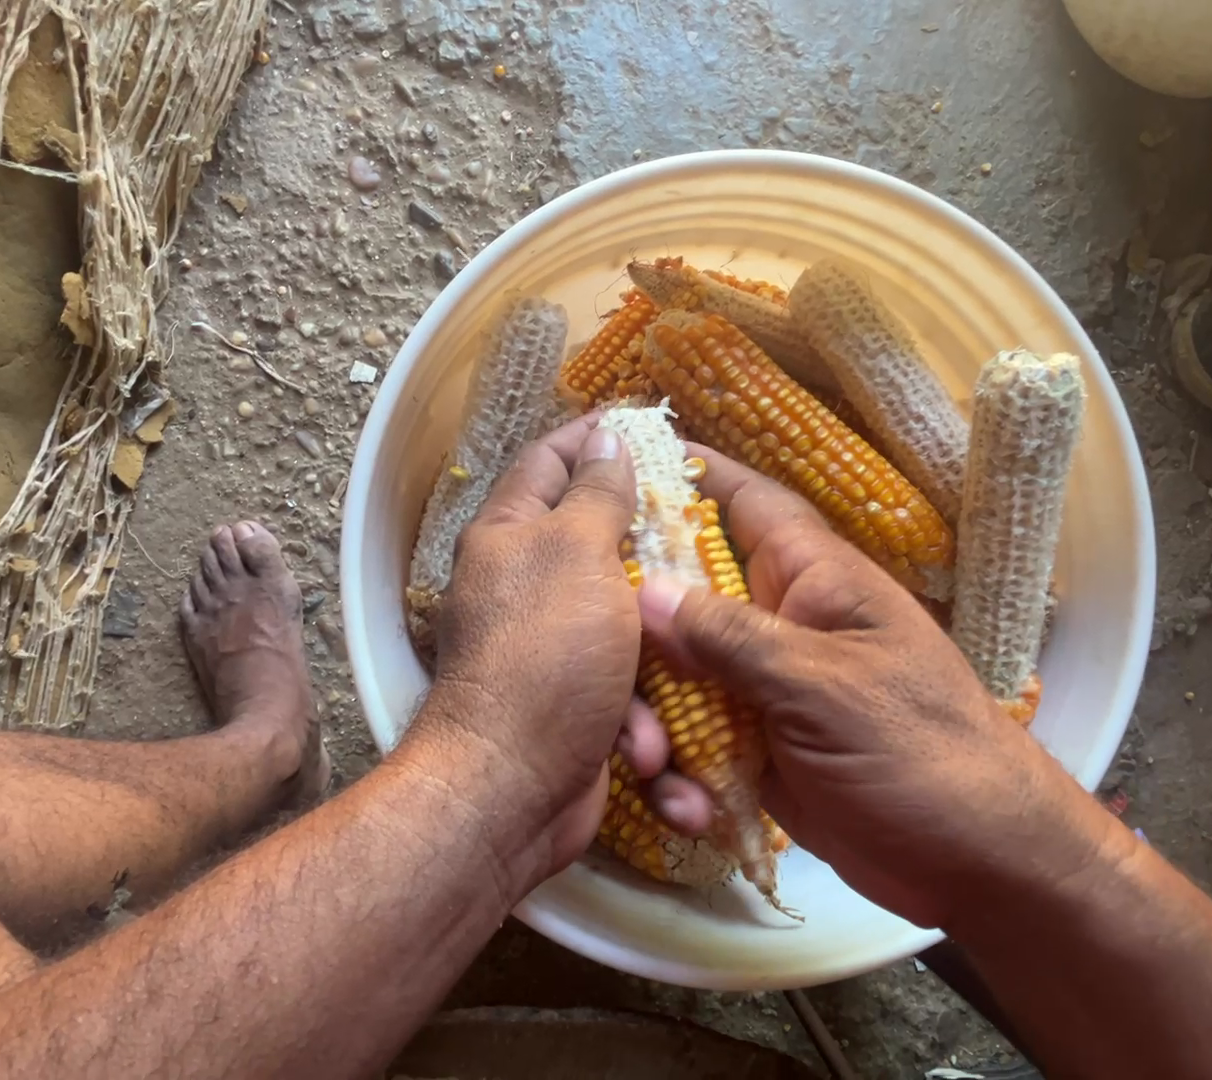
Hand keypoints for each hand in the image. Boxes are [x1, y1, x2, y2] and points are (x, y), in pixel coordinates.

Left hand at [397, 413, 640, 890]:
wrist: (515, 787)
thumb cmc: (547, 654)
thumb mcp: (577, 556)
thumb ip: (596, 496)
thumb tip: (606, 440)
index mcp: (510, 535)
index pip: (551, 459)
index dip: (595, 437)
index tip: (648, 424)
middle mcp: (524, 582)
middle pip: (596, 537)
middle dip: (649, 542)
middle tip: (701, 531)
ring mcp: (551, 643)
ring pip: (624, 615)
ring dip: (653, 644)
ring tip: (675, 658)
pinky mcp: (578, 697)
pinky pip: (626, 680)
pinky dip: (640, 706)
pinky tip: (645, 735)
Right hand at [628, 449, 1118, 929]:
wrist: (975, 864)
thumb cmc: (921, 754)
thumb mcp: (826, 687)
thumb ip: (732, 637)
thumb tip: (644, 590)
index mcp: (808, 576)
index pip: (742, 500)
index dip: (685, 472)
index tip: (617, 462)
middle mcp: (772, 619)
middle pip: (681, 588)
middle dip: (634, 622)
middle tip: (595, 654)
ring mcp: (755, 682)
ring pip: (672, 667)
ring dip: (650, 711)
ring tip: (650, 759)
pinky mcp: (745, 739)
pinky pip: (685, 729)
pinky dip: (674, 763)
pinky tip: (686, 803)